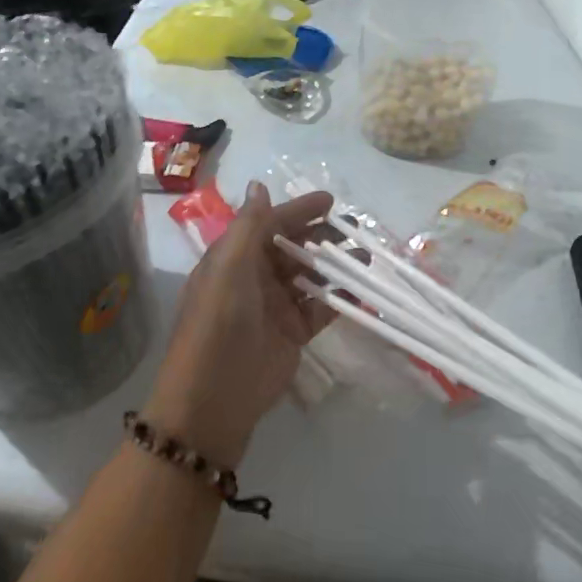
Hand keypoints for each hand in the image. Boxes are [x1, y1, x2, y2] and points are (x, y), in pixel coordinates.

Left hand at [143, 181, 335, 467]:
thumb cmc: (218, 324)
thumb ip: (250, 227)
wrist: (215, 396)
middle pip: (293, 249)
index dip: (298, 210)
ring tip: (367, 258)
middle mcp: (254, 278)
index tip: (331, 201)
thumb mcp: (229, 268)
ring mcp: (275, 307)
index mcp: (233, 259)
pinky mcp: (293, 334)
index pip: (269, 225)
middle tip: (355, 232)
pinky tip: (363, 290)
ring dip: (335, 266)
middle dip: (322, 237)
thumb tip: (259, 185)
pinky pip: (320, 308)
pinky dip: (339, 298)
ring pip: (310, 277)